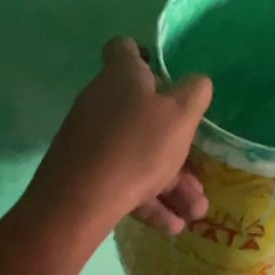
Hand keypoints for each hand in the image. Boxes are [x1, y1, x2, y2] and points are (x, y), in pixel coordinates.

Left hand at [26, 38, 212, 235]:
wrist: (76, 204)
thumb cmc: (137, 146)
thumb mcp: (181, 114)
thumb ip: (195, 92)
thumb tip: (196, 82)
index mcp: (122, 76)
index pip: (124, 48)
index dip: (143, 54)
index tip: (163, 73)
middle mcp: (102, 101)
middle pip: (141, 110)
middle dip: (174, 139)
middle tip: (198, 164)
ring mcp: (89, 138)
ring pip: (137, 151)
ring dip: (169, 179)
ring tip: (195, 210)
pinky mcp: (82, 173)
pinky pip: (122, 179)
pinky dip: (146, 198)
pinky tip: (171, 226)